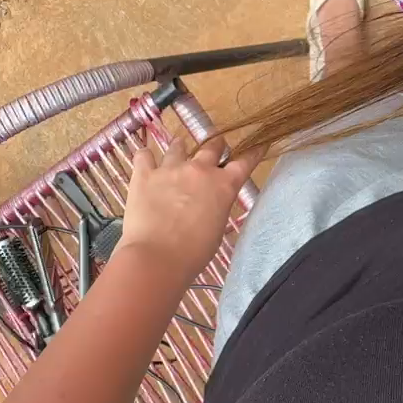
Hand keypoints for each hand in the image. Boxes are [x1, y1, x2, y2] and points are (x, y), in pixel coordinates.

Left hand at [116, 138, 259, 280]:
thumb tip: (210, 202)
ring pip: (178, 146)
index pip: (244, 162)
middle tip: (216, 147)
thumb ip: (216, 207)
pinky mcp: (144, 175)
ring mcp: (170, 169)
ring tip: (179, 148)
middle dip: (216, 146)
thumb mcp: (217, 228)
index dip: (252, 153)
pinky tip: (146, 159)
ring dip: (181, 148)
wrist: (157, 256)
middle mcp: (199, 170)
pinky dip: (146, 156)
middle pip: (212, 147)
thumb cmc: (194, 252)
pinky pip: (144, 155)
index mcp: (223, 185)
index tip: (258, 146)